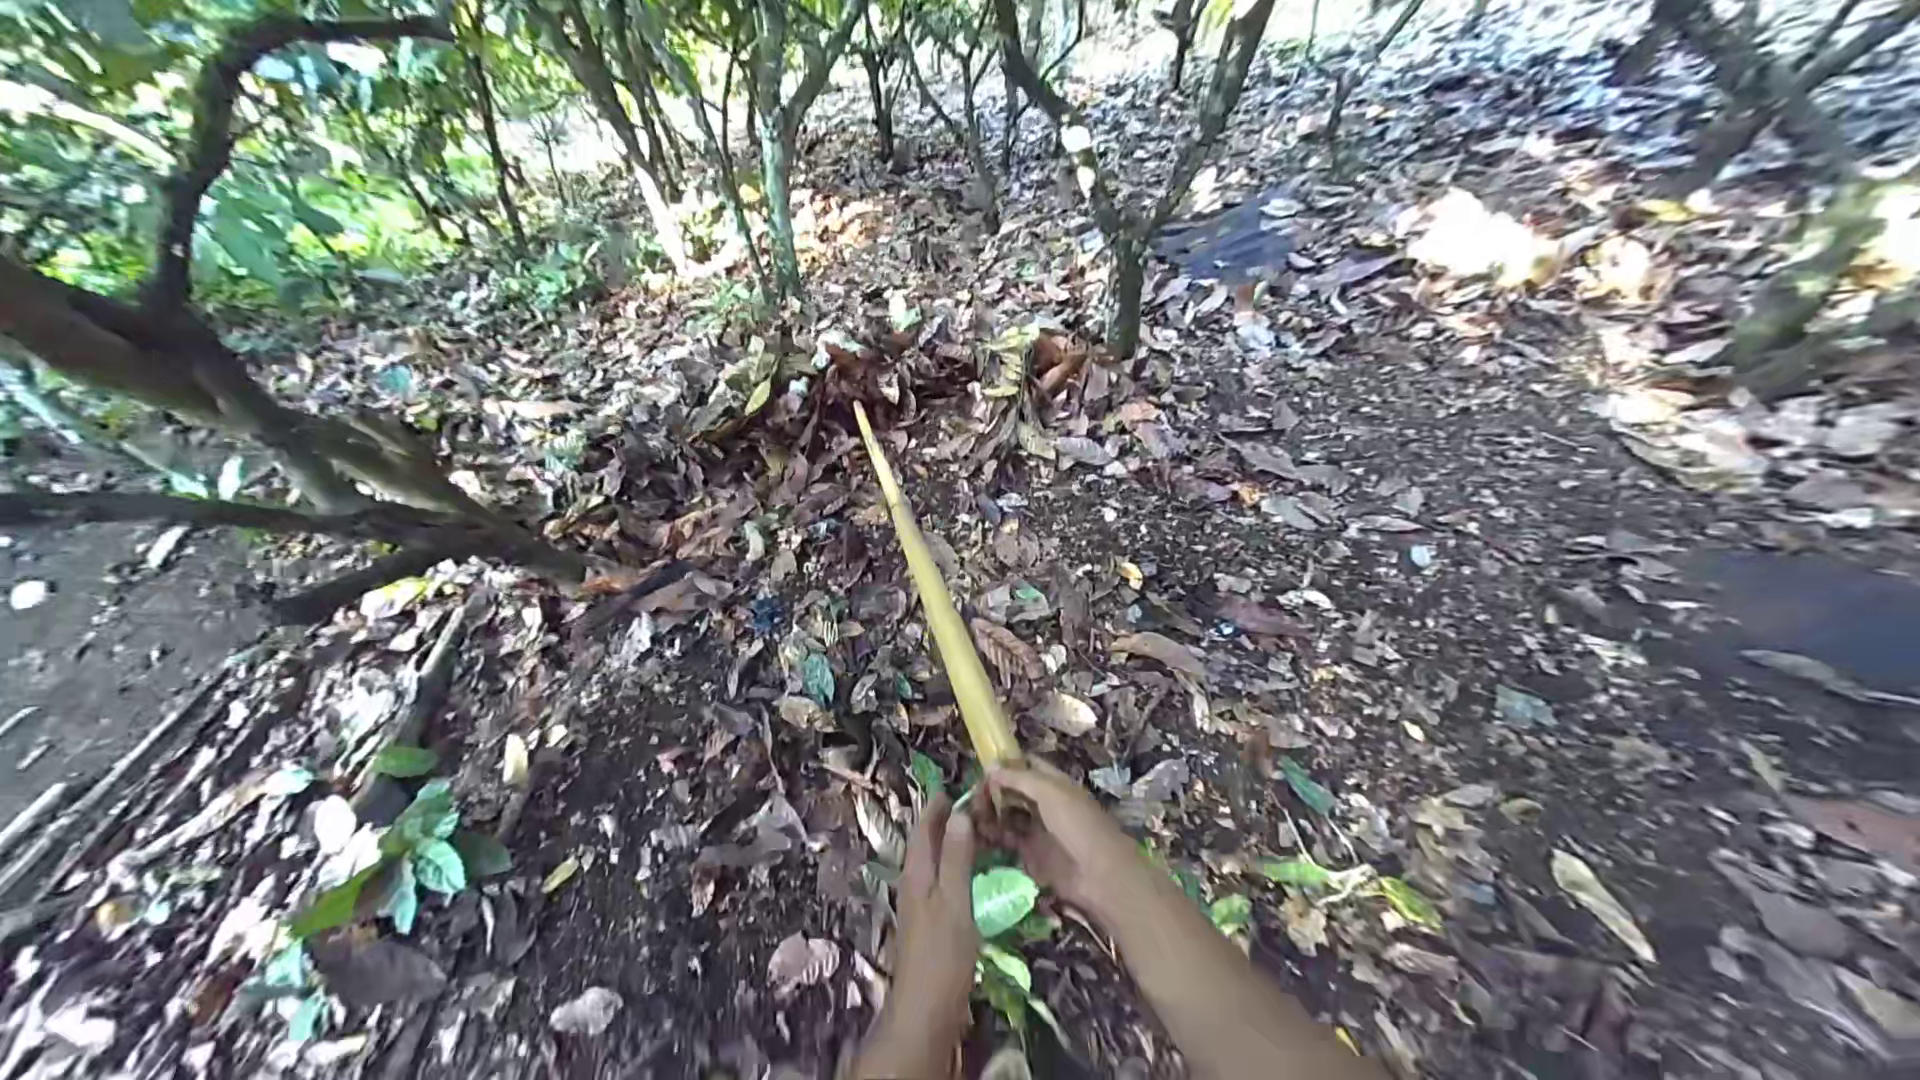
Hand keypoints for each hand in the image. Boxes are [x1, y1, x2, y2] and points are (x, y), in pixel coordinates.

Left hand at [854, 793, 976, 1077]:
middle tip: (979, 807)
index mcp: (917, 871)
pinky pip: (946, 879)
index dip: (938, 805)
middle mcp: (916, 881)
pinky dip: (961, 866)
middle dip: (948, 821)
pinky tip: (979, 872)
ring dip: (956, 843)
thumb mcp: (954, 899)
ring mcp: (923, 902)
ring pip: (938, 860)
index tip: (961, 787)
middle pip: (929, 841)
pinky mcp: (933, 920)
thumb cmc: (942, 952)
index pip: (924, 826)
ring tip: (984, 832)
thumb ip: (956, 857)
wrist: (927, 1010)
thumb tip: (959, 813)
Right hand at [985, 759, 1147, 918]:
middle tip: (972, 799)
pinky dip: (993, 836)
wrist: (1100, 876)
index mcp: (1053, 783)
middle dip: (992, 792)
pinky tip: (977, 835)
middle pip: (1012, 791)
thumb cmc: (1078, 824)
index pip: (1025, 766)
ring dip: (989, 814)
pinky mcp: (1032, 855)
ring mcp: (1038, 830)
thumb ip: (1019, 778)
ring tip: (970, 817)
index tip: (981, 771)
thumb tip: (991, 767)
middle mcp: (1044, 803)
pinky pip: (1008, 841)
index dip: (1004, 766)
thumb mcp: (1050, 792)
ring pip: (1007, 816)